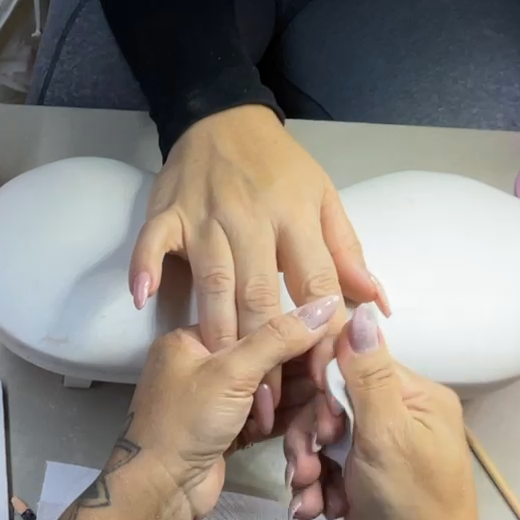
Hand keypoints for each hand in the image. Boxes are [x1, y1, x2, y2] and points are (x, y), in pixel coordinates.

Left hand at [122, 295, 341, 519]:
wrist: (160, 488)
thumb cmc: (186, 422)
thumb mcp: (232, 371)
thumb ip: (278, 338)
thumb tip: (326, 303)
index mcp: (188, 341)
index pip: (250, 322)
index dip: (292, 332)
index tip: (331, 339)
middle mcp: (198, 367)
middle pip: (262, 357)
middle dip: (298, 369)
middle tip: (333, 376)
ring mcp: (211, 402)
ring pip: (266, 389)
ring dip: (298, 396)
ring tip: (332, 399)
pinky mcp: (225, 431)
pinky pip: (263, 416)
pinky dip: (287, 417)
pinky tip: (319, 418)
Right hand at [131, 105, 384, 432]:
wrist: (222, 117)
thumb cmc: (277, 166)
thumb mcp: (323, 199)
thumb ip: (346, 252)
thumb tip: (378, 304)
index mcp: (296, 217)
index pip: (315, 283)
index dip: (320, 332)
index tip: (323, 378)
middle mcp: (252, 220)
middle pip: (260, 296)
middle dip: (265, 354)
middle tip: (268, 403)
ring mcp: (205, 218)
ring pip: (212, 284)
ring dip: (217, 335)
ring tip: (222, 381)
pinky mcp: (167, 214)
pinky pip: (152, 244)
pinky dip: (145, 269)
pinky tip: (142, 299)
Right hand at [325, 305, 486, 519]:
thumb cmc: (411, 502)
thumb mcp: (387, 435)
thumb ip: (367, 376)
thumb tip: (359, 310)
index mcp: (414, 396)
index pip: (351, 364)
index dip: (321, 391)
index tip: (318, 424)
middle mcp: (394, 414)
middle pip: (325, 404)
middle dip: (307, 440)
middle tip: (306, 468)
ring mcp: (372, 446)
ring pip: (315, 438)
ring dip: (304, 468)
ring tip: (309, 495)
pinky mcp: (354, 474)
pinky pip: (319, 466)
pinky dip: (312, 488)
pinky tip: (315, 508)